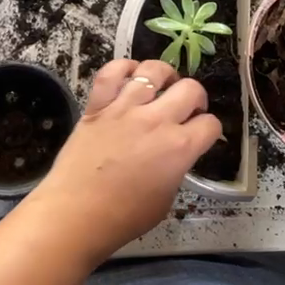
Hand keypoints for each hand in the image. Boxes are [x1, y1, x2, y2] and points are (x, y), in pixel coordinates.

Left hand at [16, 58, 220, 263]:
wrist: (74, 214)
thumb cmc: (122, 217)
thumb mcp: (165, 199)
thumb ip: (176, 169)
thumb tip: (175, 155)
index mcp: (179, 148)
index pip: (210, 124)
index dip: (210, 130)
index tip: (203, 135)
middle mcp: (156, 120)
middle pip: (190, 88)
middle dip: (196, 97)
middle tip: (188, 108)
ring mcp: (125, 109)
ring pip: (154, 71)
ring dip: (165, 76)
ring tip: (163, 86)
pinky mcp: (97, 106)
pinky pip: (111, 73)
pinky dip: (124, 67)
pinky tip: (130, 76)